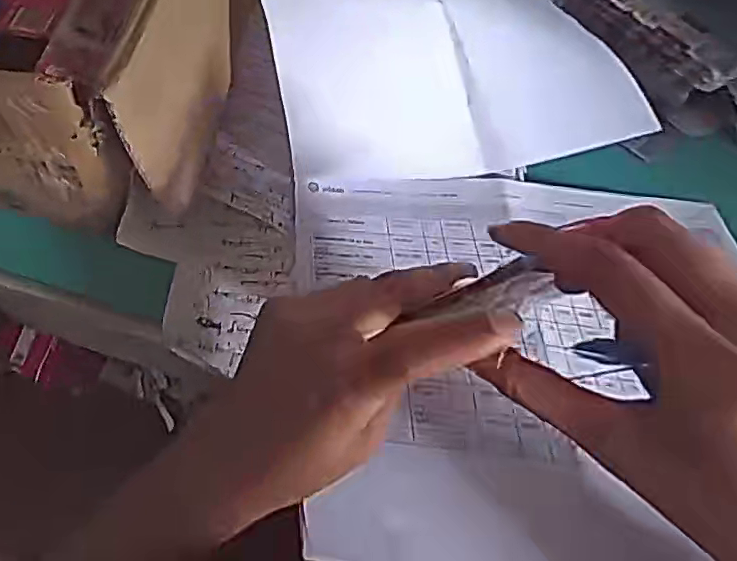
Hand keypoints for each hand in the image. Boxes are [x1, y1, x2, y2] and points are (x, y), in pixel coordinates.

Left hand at [54, 263, 518, 559]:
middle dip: (437, 279)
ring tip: (423, 293)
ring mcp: (301, 312)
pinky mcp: (283, 303)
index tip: (505, 319)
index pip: (424, 344)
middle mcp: (327, 333)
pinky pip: (335, 295)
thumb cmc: (303, 460)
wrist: (231, 450)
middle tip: (468, 276)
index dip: (470, 330)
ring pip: (365, 287)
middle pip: (394, 291)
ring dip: (396, 290)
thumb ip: (393, 383)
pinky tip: (363, 318)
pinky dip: (358, 302)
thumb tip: (413, 345)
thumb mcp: (366, 436)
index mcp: (353, 378)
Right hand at [475, 208, 736, 560]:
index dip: (551, 242)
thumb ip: (544, 391)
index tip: (517, 236)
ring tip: (619, 306)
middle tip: (563, 260)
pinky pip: (736, 284)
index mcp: (715, 371)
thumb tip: (485, 352)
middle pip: (657, 234)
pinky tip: (683, 337)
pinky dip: (690, 292)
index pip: (612, 269)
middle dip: (595, 232)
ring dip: (641, 260)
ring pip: (696, 253)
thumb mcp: (627, 451)